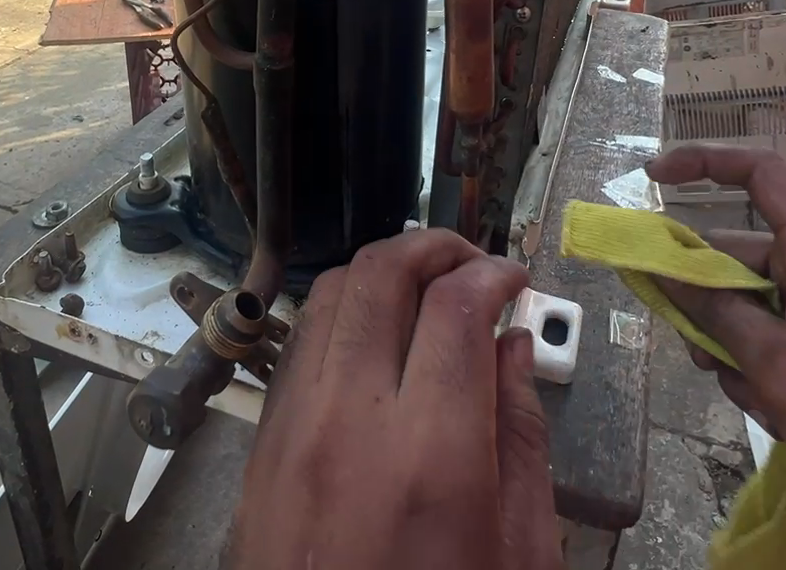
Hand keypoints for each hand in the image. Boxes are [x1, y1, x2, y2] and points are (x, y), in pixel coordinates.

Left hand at [226, 228, 560, 569]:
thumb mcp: (519, 552)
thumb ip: (520, 432)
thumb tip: (511, 341)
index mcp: (429, 453)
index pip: (456, 307)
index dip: (493, 274)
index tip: (515, 279)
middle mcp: (349, 418)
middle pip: (382, 274)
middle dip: (433, 246)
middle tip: (470, 261)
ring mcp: (293, 423)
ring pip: (333, 292)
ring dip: (385, 269)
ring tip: (427, 286)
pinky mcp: (265, 437)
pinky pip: (303, 339)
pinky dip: (345, 310)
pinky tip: (377, 332)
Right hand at [647, 145, 785, 569]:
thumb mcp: (781, 369)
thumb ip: (714, 313)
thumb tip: (660, 270)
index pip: (758, 173)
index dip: (702, 162)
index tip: (652, 176)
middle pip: (738, 256)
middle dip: (706, 303)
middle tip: (698, 353)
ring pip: (752, 305)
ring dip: (736, 348)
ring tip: (759, 399)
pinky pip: (779, 335)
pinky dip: (764, 368)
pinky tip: (781, 413)